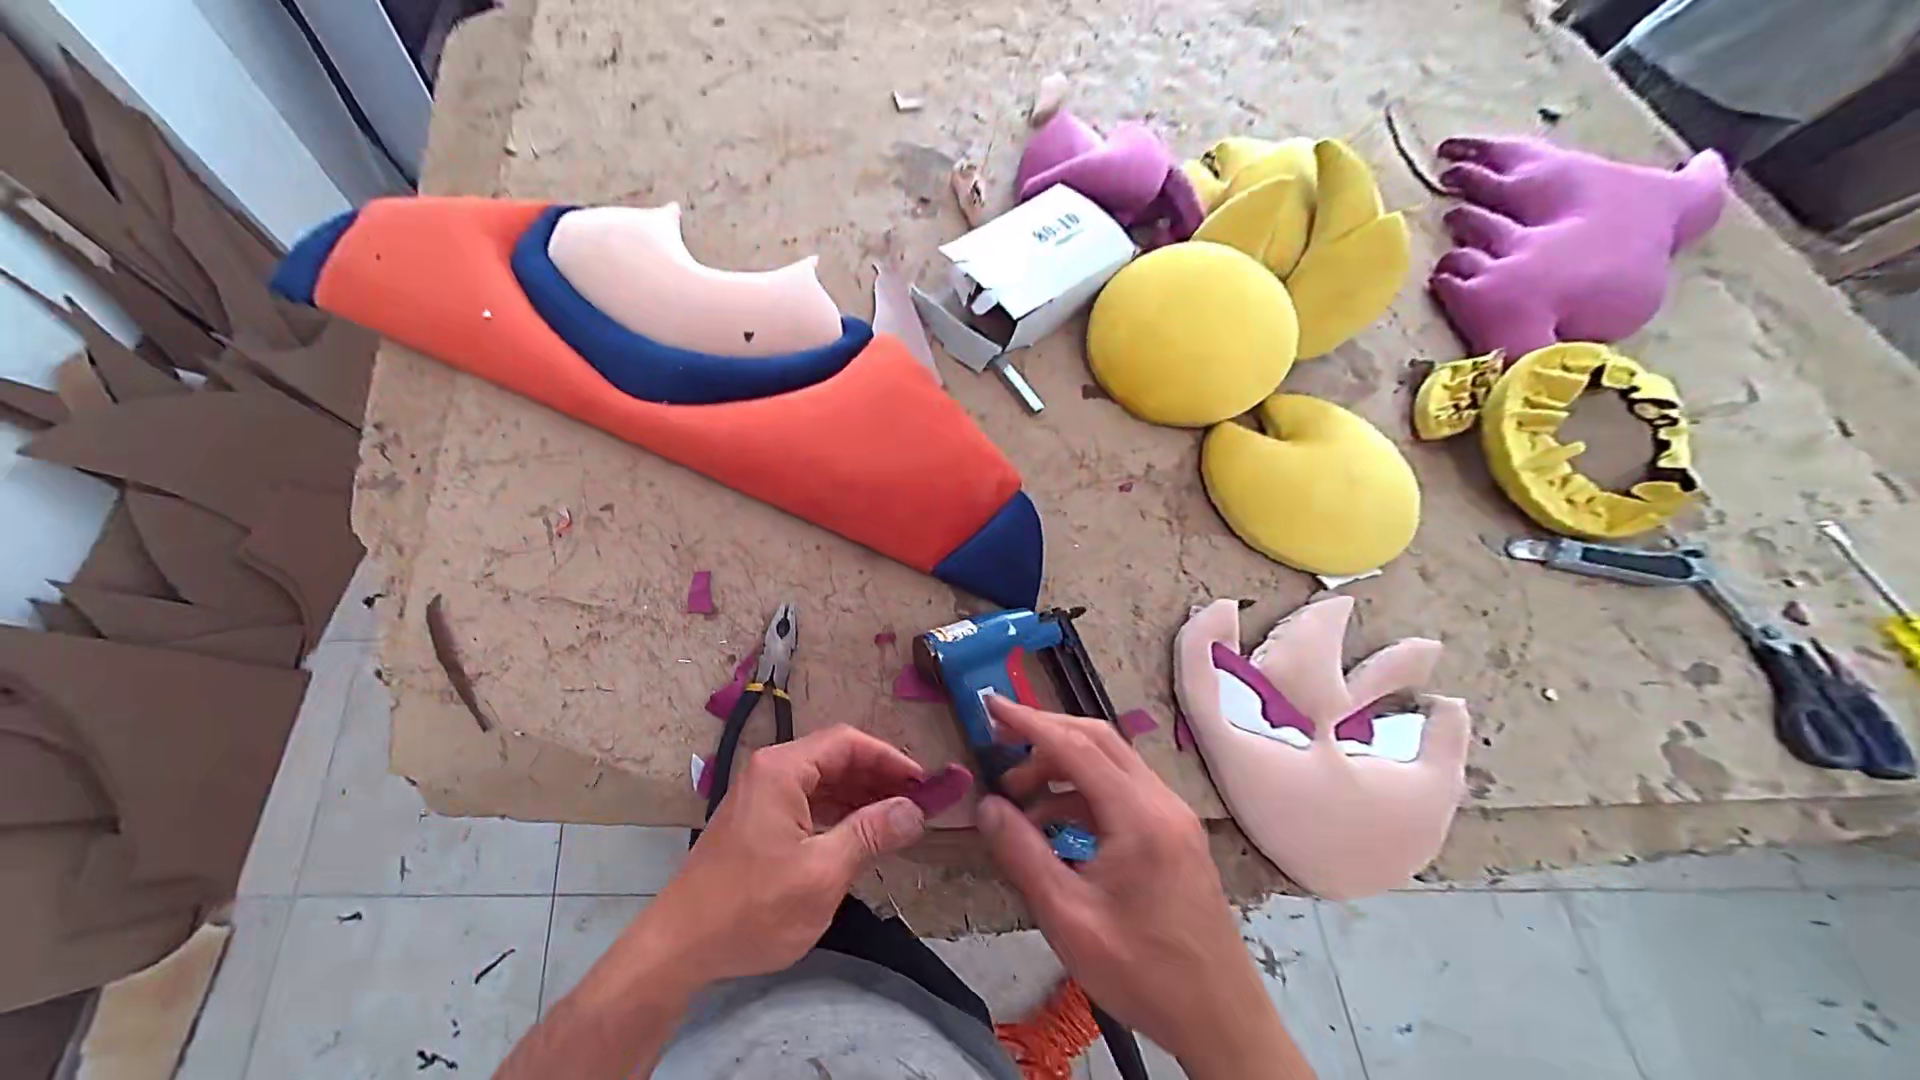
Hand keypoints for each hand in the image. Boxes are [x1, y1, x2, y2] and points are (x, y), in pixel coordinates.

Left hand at [637, 725, 931, 987]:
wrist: (678, 948)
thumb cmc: (752, 907)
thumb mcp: (822, 872)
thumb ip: (871, 833)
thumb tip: (915, 811)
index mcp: (783, 769)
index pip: (848, 743)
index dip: (890, 758)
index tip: (924, 782)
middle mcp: (771, 770)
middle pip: (836, 758)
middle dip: (879, 777)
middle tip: (918, 802)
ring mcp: (762, 795)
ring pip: (824, 780)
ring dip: (862, 795)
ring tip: (899, 817)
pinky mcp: (759, 820)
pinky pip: (809, 801)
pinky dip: (840, 812)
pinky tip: (863, 832)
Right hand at [975, 698, 1310, 1078]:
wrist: (1221, 1020)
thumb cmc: (1143, 973)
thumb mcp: (1069, 919)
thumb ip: (1023, 854)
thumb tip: (987, 805)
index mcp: (1140, 815)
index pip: (1077, 746)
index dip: (1029, 722)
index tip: (990, 706)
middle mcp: (1162, 801)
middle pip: (1098, 741)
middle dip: (1045, 736)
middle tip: (999, 745)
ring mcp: (1173, 815)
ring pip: (1111, 764)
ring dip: (1063, 768)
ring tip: (1021, 800)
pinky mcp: (1175, 832)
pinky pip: (1122, 791)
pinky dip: (1083, 794)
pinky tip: (1056, 825)